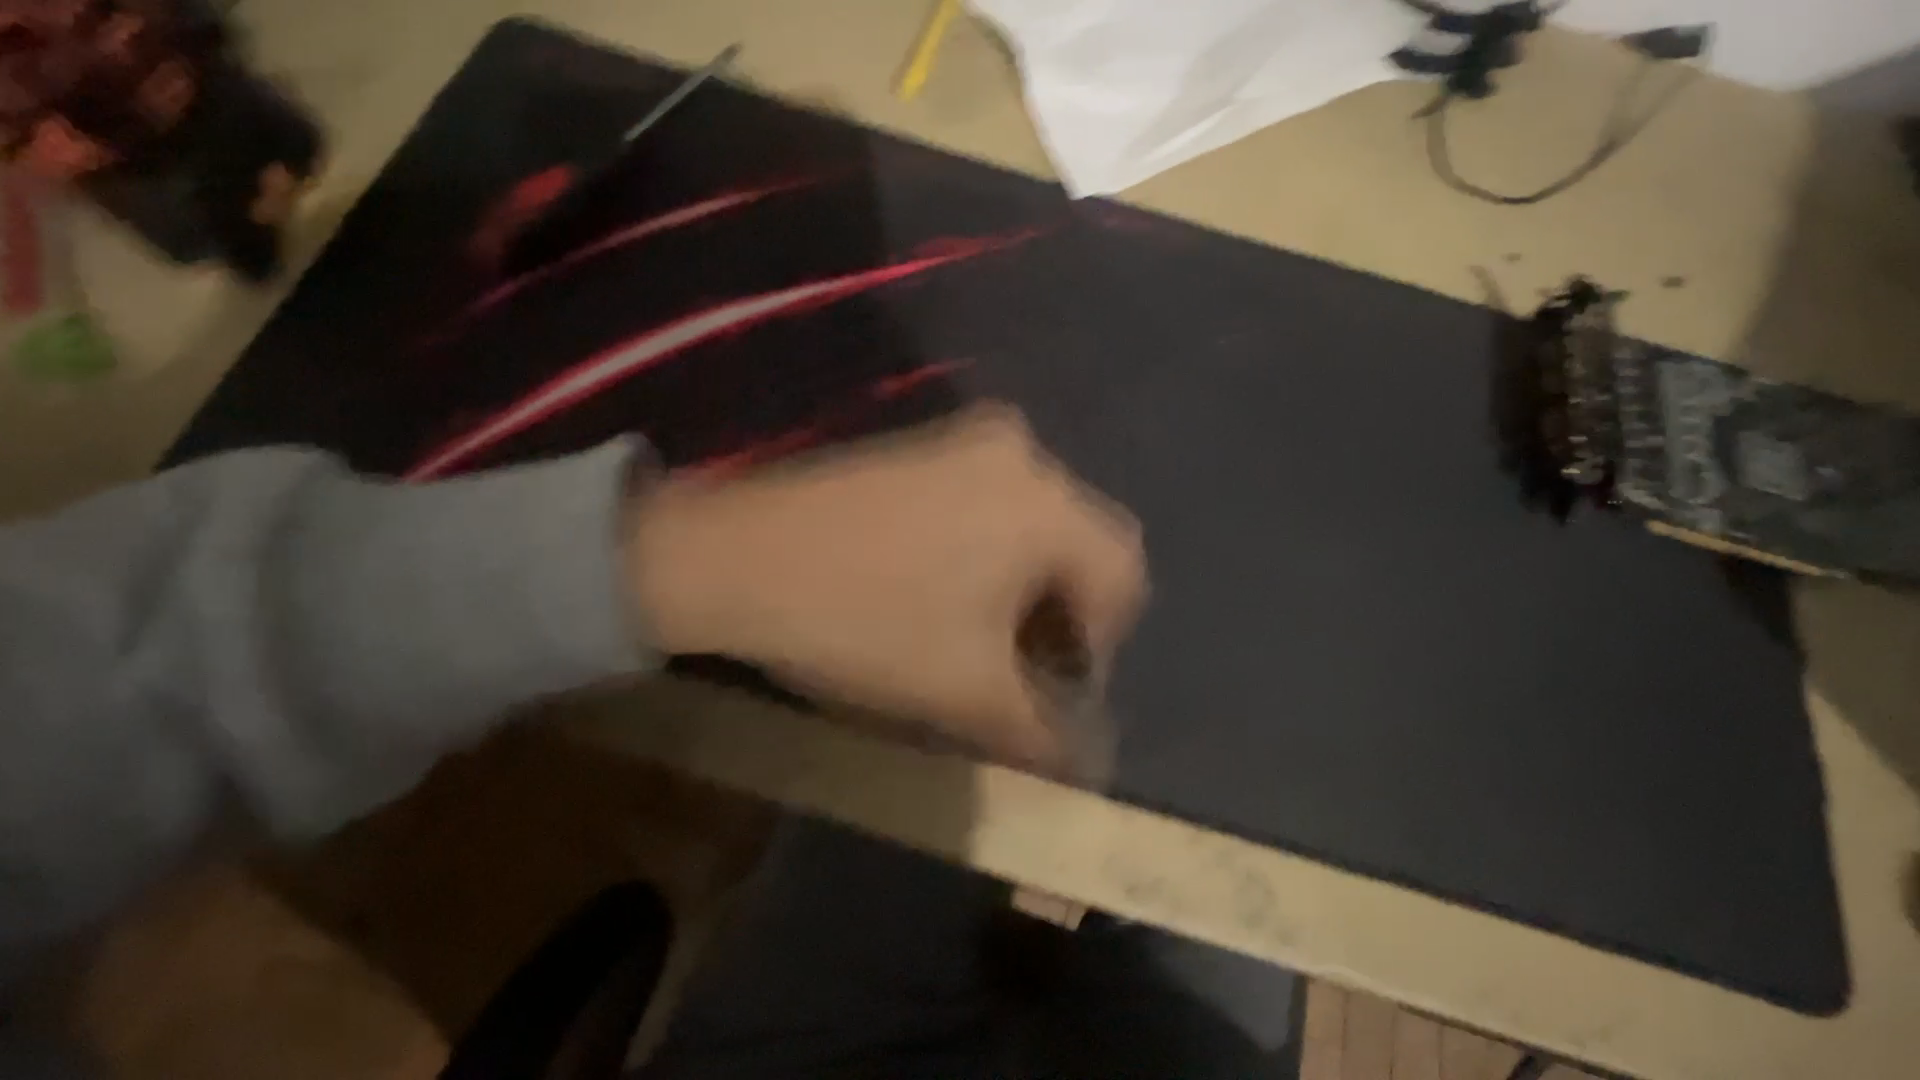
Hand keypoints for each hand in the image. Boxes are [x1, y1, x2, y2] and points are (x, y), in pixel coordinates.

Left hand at [624, 404, 1147, 769]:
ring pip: (1030, 529)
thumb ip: (1041, 734)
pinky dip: (983, 558)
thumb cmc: (867, 622)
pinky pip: (984, 507)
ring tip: (974, 646)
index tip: (1052, 697)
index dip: (1099, 650)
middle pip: (1078, 550)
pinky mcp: (919, 448)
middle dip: (1059, 621)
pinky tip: (937, 599)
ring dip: (1020, 592)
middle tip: (1016, 677)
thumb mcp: (966, 692)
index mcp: (1047, 500)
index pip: (1123, 580)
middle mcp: (1020, 454)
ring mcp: (963, 442)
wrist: (733, 559)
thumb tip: (1085, 765)